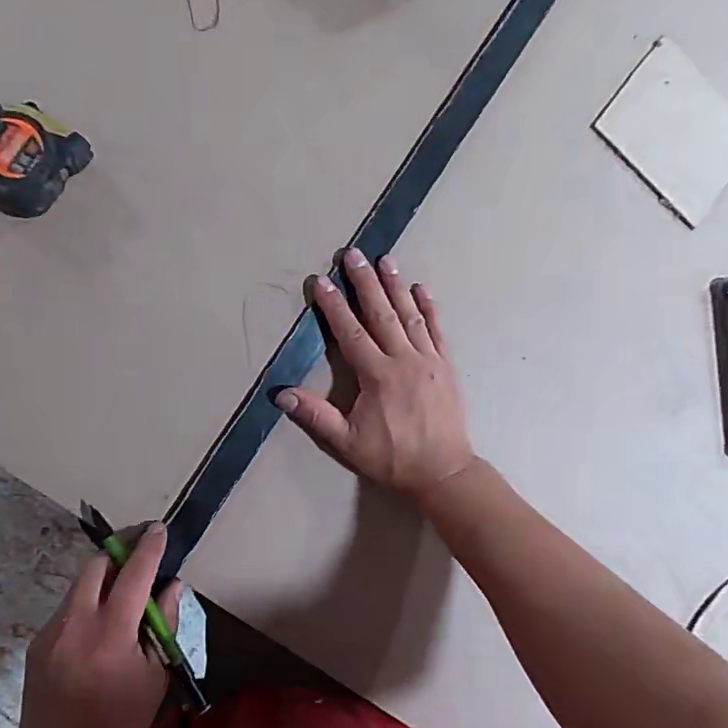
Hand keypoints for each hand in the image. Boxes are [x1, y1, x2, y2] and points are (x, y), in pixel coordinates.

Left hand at [10, 524, 180, 727]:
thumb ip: (163, 626)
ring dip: (104, 577)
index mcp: (109, 637)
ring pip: (80, 585)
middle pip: (96, 566)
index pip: (132, 576)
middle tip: (141, 546)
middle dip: (120, 549)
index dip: (148, 548)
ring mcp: (50, 630)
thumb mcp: (154, 680)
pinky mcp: (37, 640)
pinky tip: (101, 623)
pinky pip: (68, 607)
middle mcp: (75, 624)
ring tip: (125, 588)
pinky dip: (88, 602)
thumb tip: (170, 585)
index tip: (158, 528)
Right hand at [274, 248, 477, 501]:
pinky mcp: (446, 366)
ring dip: (396, 286)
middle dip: (365, 282)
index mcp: (378, 376)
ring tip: (385, 260)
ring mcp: (429, 360)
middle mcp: (404, 360)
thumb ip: (315, 415)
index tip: (323, 282)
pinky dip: (429, 308)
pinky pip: (436, 330)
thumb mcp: (347, 442)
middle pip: (381, 313)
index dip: (335, 307)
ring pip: (410, 315)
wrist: (444, 473)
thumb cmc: (392, 459)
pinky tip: (421, 289)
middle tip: (354, 255)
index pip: (350, 332)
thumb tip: (281, 395)